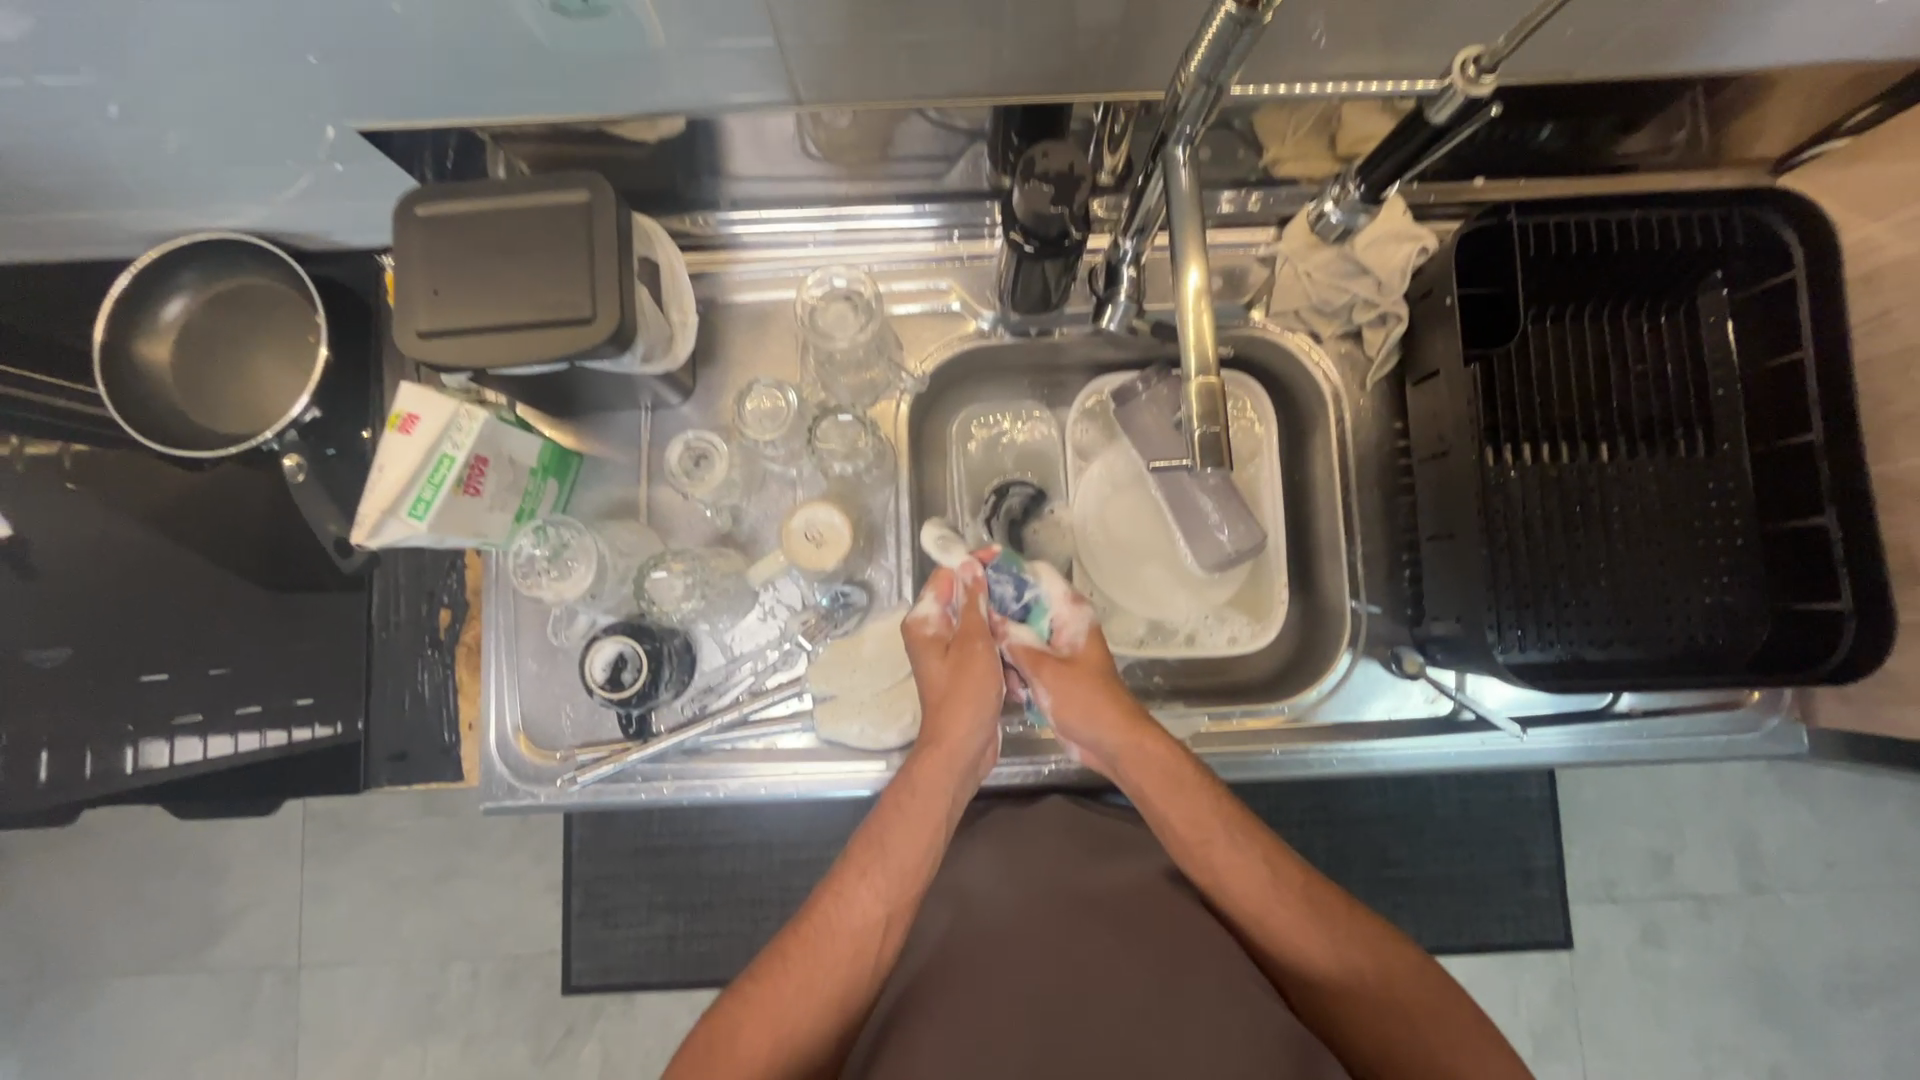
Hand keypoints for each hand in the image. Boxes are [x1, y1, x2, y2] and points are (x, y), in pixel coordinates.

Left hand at [901, 561, 1002, 786]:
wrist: (963, 748)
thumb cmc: (965, 694)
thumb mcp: (973, 643)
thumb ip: (973, 602)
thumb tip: (969, 565)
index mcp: (925, 621)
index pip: (946, 576)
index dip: (971, 563)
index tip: (1000, 556)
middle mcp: (931, 633)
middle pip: (962, 598)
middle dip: (992, 596)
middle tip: (1021, 588)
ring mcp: (947, 652)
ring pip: (977, 624)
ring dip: (999, 626)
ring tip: (1023, 621)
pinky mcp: (963, 670)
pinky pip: (983, 647)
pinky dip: (999, 650)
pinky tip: (1016, 658)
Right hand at [992, 561, 1166, 778]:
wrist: (1112, 744)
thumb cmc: (1086, 702)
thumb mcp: (1045, 670)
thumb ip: (1014, 640)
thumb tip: (986, 614)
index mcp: (1070, 612)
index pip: (1037, 574)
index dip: (1007, 570)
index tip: (975, 572)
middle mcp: (1062, 623)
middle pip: (1022, 604)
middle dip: (998, 616)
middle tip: (973, 627)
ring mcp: (1055, 647)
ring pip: (1018, 634)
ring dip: (1006, 651)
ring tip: (1003, 671)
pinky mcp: (1050, 670)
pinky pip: (1023, 658)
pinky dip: (1015, 671)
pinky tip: (1014, 690)